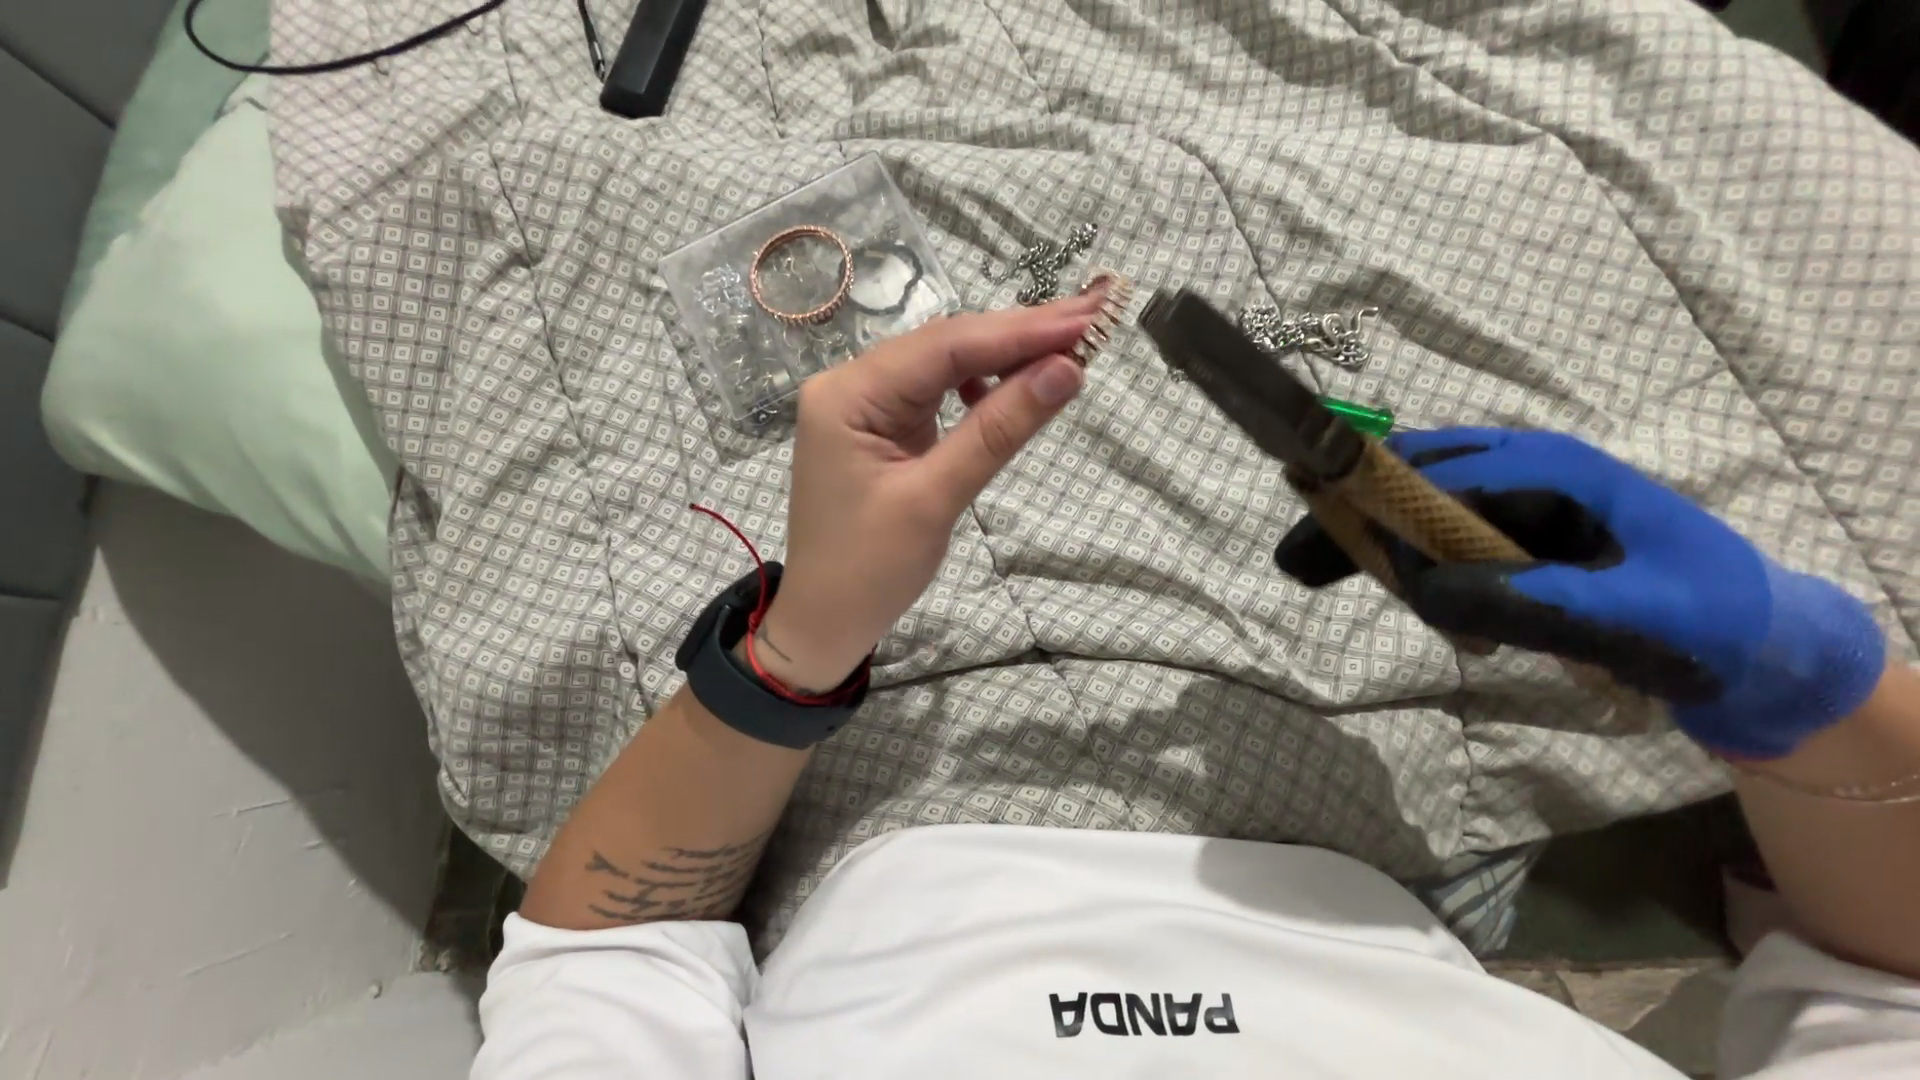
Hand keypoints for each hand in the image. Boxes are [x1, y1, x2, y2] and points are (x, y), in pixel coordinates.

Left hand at [752, 293, 1100, 690]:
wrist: (825, 622)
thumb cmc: (870, 570)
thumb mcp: (936, 499)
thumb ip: (998, 430)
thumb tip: (1066, 371)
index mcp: (848, 394)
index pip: (946, 346)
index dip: (1021, 332)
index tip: (1087, 319)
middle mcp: (850, 384)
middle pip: (945, 346)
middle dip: (1020, 334)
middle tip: (1095, 314)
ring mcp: (864, 405)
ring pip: (944, 365)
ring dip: (1005, 357)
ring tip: (1069, 347)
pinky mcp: (881, 427)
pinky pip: (936, 394)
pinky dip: (980, 389)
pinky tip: (1014, 387)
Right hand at [1274, 428, 1886, 758]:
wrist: (1759, 642)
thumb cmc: (1703, 620)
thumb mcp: (1630, 618)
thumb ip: (1530, 602)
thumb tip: (1420, 590)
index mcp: (1551, 470)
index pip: (1437, 472)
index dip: (1368, 501)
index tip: (1313, 538)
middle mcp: (1522, 472)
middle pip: (1411, 482)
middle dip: (1351, 520)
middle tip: (1294, 565)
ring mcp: (1514, 503)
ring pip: (1417, 510)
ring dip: (1379, 550)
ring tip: (1331, 584)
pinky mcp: (1512, 535)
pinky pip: (1440, 540)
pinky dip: (1410, 569)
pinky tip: (1405, 597)